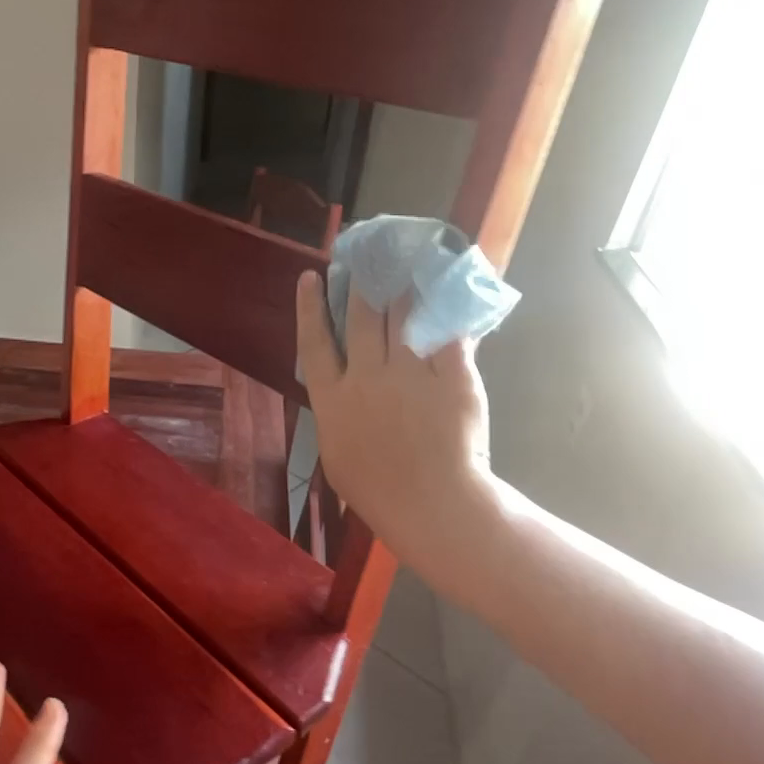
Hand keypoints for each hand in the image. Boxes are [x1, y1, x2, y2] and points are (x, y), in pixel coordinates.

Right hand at [294, 270, 497, 572]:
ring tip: (409, 267)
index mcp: (333, 398)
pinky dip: (448, 313)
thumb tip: (346, 392)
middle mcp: (366, 377)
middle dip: (364, 284)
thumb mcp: (337, 453)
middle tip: (371, 259)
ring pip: (405, 316)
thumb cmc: (375, 490)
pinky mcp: (452, 376)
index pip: (315, 342)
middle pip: (363, 318)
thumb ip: (339, 415)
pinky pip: (448, 335)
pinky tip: (450, 295)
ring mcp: (410, 374)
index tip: (311, 276)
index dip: (311, 307)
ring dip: (404, 289)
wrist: (429, 503)